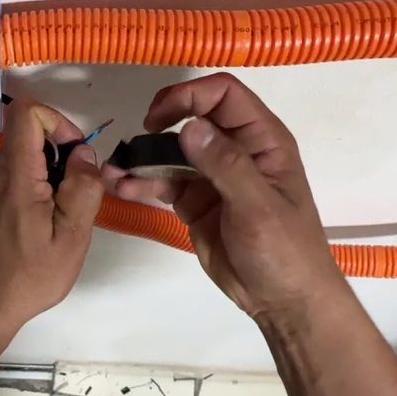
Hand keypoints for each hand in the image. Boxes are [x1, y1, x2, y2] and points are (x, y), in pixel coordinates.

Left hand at [0, 101, 104, 333]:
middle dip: (60, 156)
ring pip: (23, 158)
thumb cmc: (30, 273)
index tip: (75, 154)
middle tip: (73, 199)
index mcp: (14, 172)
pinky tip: (39, 225)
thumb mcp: (72, 234)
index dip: (57, 121)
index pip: (26, 111)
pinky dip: (32, 188)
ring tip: (57, 219)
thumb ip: (83, 186)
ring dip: (48, 176)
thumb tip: (83, 153)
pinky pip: (12, 176)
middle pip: (29, 136)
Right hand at [104, 73, 345, 319]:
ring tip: (112, 170)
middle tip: (134, 145)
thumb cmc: (284, 250)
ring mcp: (211, 175)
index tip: (158, 118)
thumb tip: (190, 128)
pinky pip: (161, 181)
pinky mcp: (193, 200)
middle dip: (158, 125)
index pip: (223, 95)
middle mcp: (235, 150)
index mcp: (262, 140)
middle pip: (191, 117)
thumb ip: (225, 166)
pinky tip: (119, 187)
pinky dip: (139, 182)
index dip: (189, 96)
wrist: (282, 300)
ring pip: (170, 151)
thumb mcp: (258, 207)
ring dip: (141, 157)